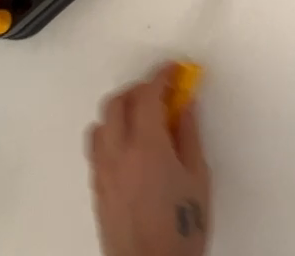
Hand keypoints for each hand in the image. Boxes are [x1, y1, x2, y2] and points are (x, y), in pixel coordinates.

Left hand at [87, 63, 212, 255]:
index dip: (161, 76)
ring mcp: (102, 172)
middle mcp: (117, 154)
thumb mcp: (198, 176)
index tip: (176, 69)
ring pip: (101, 124)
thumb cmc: (183, 224)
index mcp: (146, 147)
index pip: (147, 96)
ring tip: (145, 117)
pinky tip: (133, 145)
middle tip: (163, 92)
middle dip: (139, 89)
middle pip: (117, 103)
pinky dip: (112, 132)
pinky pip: (97, 147)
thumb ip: (189, 135)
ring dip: (122, 110)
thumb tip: (185, 104)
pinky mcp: (96, 190)